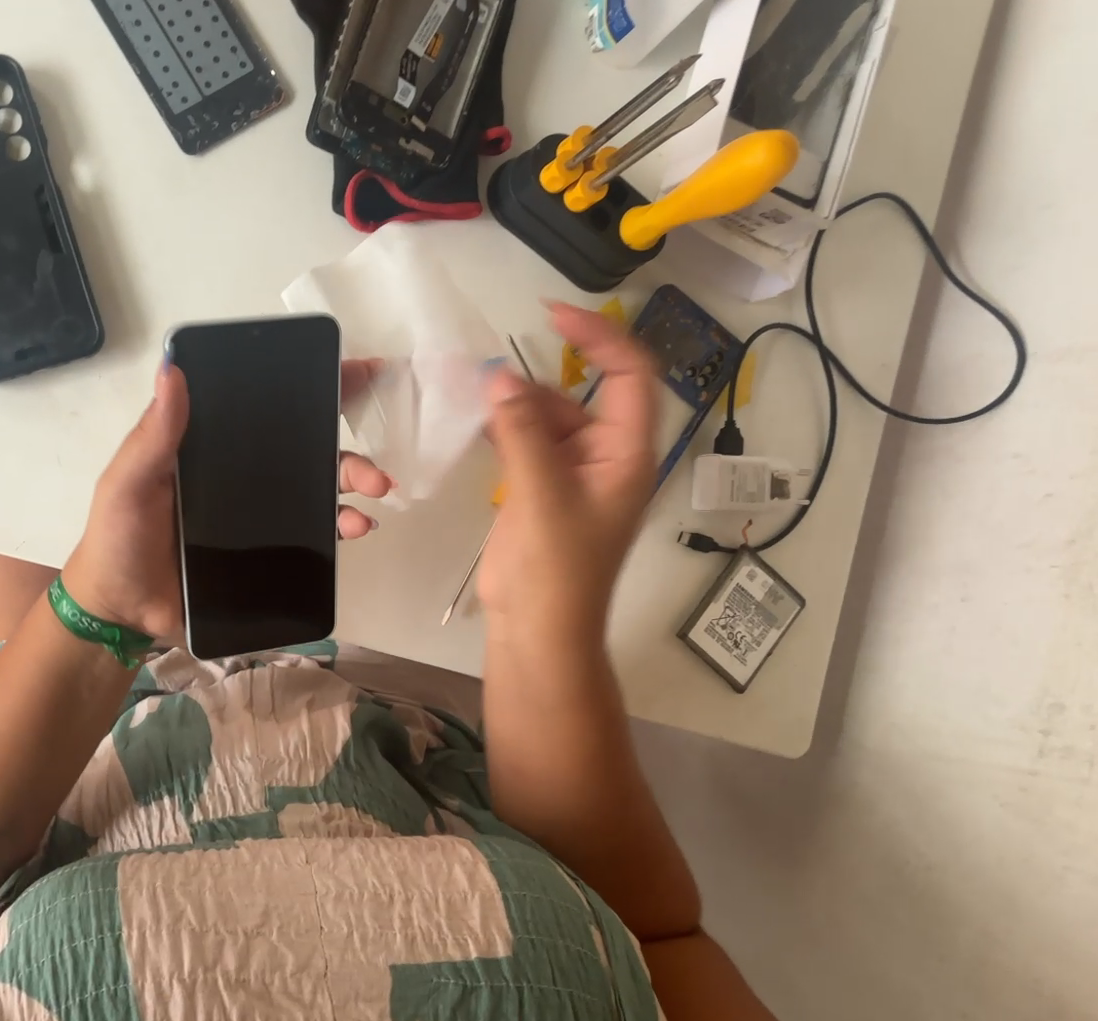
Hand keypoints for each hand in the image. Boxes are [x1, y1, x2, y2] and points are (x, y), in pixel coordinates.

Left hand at [61, 359, 392, 638]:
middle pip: (307, 450)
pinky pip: (312, 537)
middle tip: (371, 466)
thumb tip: (172, 370)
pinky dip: (342, 527)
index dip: (312, 388)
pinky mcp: (267, 554)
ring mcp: (258, 517)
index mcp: (212, 448)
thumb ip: (152, 436)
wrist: (122, 612)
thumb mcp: (128, 483)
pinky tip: (356, 527)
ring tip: (373, 492)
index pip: (266, 408)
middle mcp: (243, 476)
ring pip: (319, 491)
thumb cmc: (119, 539)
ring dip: (354, 484)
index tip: (357, 373)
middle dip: (349, 450)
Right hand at [477, 302, 658, 638]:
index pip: (629, 375)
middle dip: (535, 381)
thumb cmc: (555, 568)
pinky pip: (525, 444)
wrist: (537, 628)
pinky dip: (502, 429)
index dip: (599, 337)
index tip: (552, 315)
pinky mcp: (539, 491)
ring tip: (469, 394)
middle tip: (483, 376)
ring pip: (545, 420)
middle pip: (577, 396)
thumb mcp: (542, 495)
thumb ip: (522, 432)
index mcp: (626, 453)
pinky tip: (473, 421)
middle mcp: (604, 456)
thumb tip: (499, 377)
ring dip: (512, 405)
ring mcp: (569, 475)